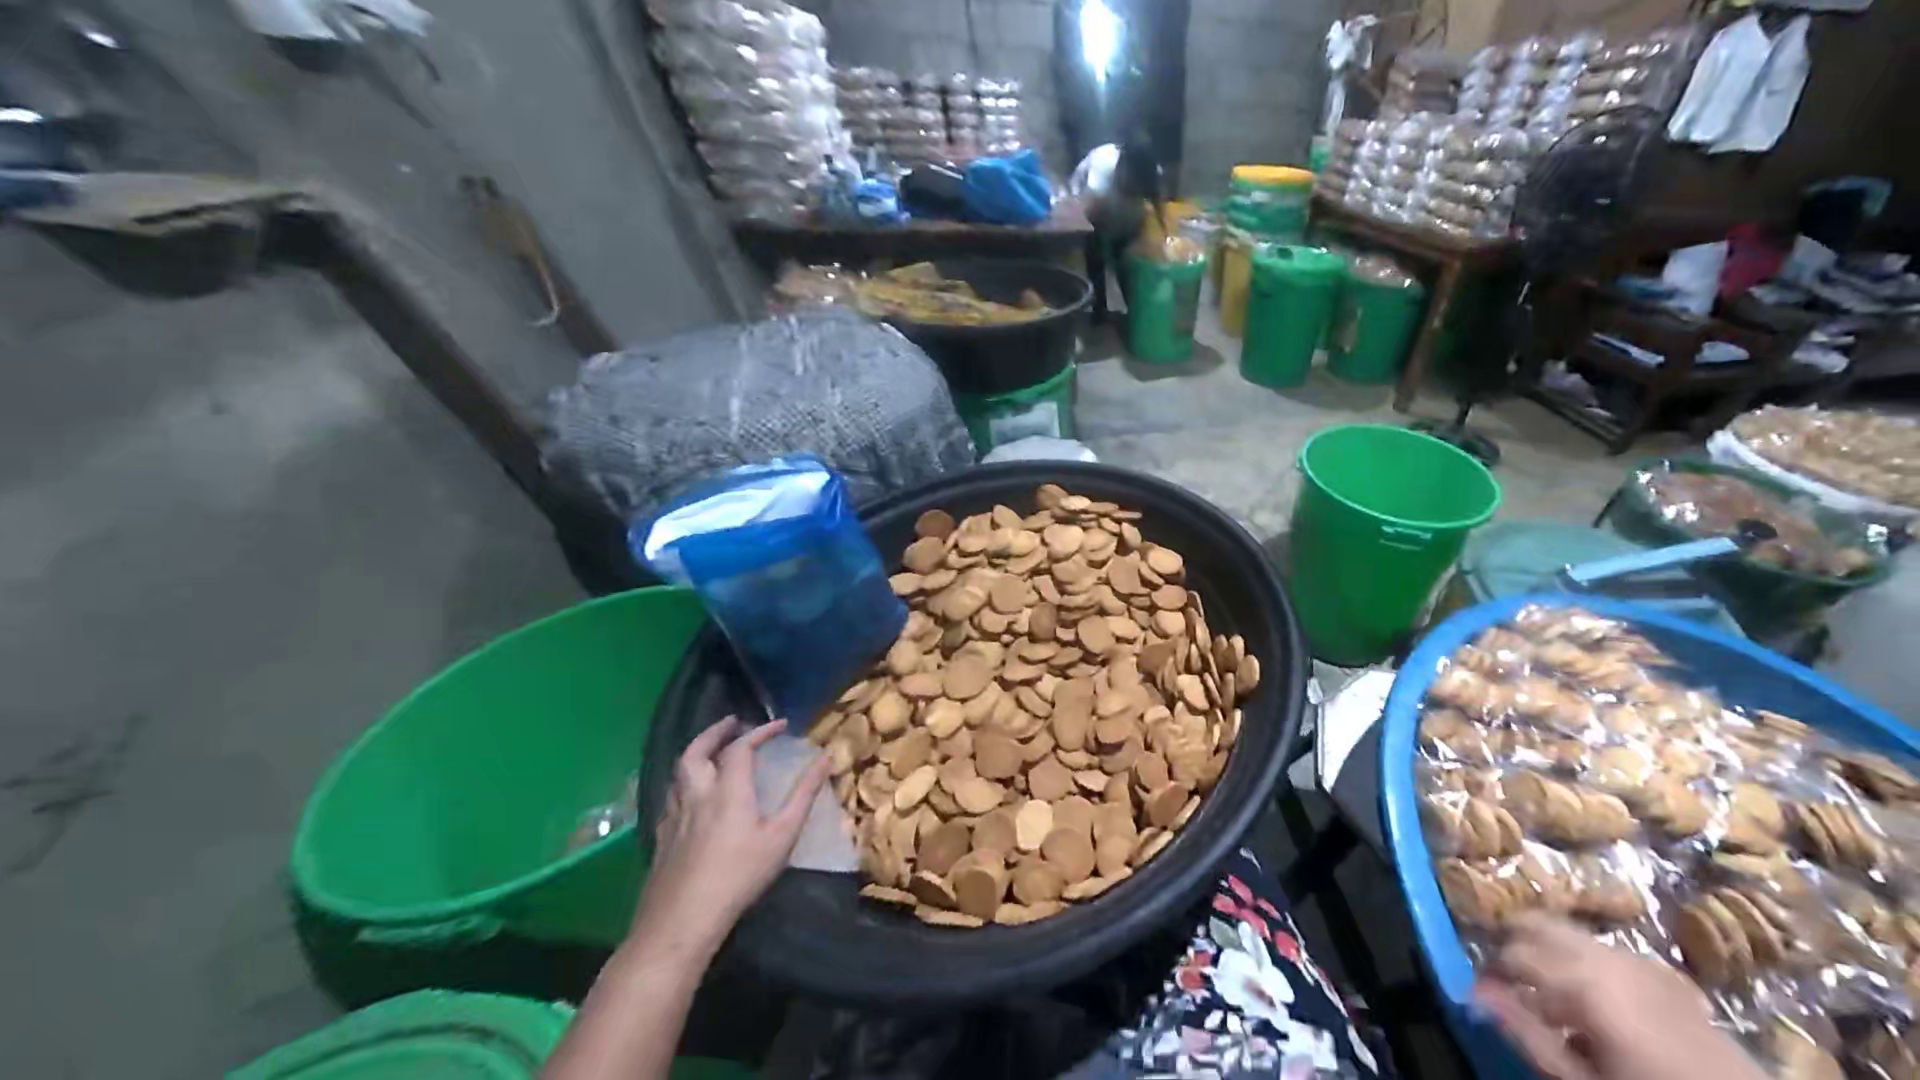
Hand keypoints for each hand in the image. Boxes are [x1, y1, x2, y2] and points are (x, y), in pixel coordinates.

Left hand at [631, 717, 830, 954]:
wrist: (682, 919)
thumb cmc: (740, 875)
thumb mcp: (782, 835)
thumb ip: (804, 794)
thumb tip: (825, 757)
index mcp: (727, 789)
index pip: (742, 747)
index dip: (761, 731)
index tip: (781, 725)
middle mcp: (697, 793)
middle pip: (697, 750)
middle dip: (715, 731)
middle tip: (731, 722)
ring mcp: (674, 814)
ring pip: (679, 770)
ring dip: (697, 752)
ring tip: (712, 751)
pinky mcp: (661, 835)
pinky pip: (672, 794)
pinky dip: (685, 781)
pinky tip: (692, 796)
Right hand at [1476, 914, 1766, 1079]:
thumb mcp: (1580, 1076)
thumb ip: (1526, 1032)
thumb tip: (1477, 994)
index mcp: (1582, 978)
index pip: (1512, 953)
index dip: (1490, 970)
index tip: (1482, 991)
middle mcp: (1608, 956)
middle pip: (1541, 924)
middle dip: (1515, 940)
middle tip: (1505, 971)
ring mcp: (1643, 962)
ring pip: (1575, 935)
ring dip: (1551, 950)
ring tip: (1547, 986)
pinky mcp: (1668, 976)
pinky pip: (1611, 953)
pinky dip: (1587, 962)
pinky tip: (1593, 996)